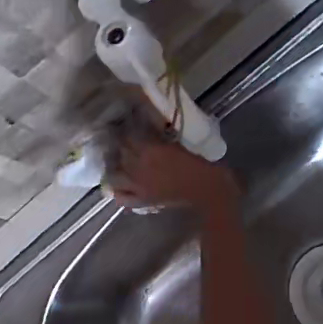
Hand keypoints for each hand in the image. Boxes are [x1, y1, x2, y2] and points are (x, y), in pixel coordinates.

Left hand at [108, 131, 238, 212]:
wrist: (207, 190)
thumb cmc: (198, 164)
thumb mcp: (179, 145)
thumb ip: (160, 139)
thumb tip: (148, 130)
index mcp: (150, 150)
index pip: (129, 135)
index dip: (127, 128)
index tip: (128, 122)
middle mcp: (139, 167)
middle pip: (120, 152)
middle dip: (121, 144)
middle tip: (124, 139)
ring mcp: (138, 185)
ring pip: (115, 174)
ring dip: (116, 166)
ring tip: (120, 161)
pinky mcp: (143, 200)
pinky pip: (122, 198)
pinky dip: (118, 192)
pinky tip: (121, 186)